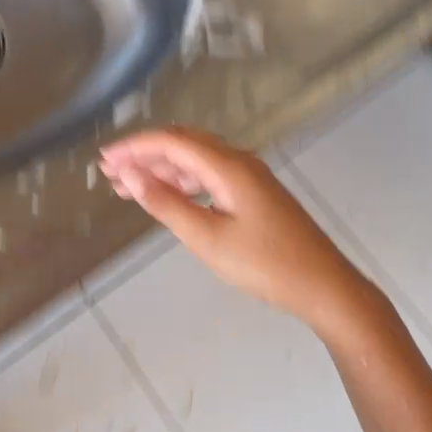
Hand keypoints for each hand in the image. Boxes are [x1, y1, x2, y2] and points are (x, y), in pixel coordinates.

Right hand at [100, 127, 382, 338]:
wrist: (327, 289)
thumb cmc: (266, 265)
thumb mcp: (207, 239)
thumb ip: (166, 204)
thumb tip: (130, 176)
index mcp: (228, 167)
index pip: (170, 142)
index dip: (134, 147)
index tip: (104, 160)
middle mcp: (238, 162)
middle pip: (182, 143)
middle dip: (143, 153)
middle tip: (110, 170)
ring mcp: (250, 176)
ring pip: (195, 158)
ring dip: (161, 167)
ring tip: (129, 185)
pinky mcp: (255, 193)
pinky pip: (209, 172)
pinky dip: (181, 179)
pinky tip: (167, 194)